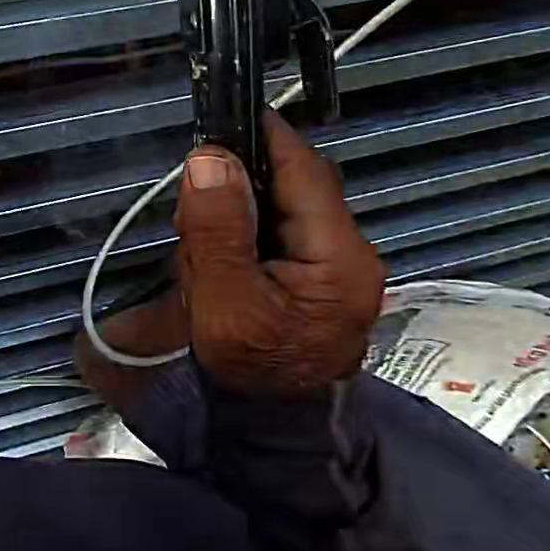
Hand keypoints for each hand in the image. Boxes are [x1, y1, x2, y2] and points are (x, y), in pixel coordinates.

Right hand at [175, 110, 384, 397]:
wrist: (272, 434)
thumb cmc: (249, 372)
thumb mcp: (223, 304)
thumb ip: (217, 229)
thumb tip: (210, 158)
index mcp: (338, 257)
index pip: (304, 172)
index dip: (266, 138)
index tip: (225, 116)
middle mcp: (351, 252)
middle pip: (298, 184)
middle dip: (245, 179)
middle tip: (198, 200)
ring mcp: (339, 264)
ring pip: (289, 203)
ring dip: (244, 206)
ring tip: (206, 240)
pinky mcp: (322, 274)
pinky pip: (285, 229)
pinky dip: (250, 230)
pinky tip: (223, 255)